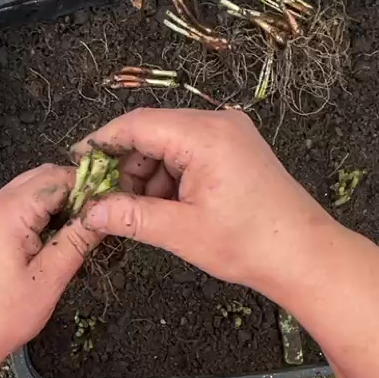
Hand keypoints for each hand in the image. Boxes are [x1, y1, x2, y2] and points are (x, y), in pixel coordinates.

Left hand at [0, 163, 100, 372]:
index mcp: (10, 211)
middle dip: (75, 192)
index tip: (111, 205)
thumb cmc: (1, 315)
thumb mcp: (50, 277)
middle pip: (45, 177)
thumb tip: (102, 214)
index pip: (59, 176)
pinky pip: (21, 208)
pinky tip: (57, 239)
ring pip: (33, 191)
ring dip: (60, 204)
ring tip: (81, 231)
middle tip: (100, 219)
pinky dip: (43, 215)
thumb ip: (78, 239)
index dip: (89, 187)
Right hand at [73, 108, 342, 297]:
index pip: (137, 123)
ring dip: (145, 177)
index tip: (76, 164)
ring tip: (140, 215)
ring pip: (167, 146)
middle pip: (151, 132)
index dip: (102, 143)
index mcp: (204, 135)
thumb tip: (90, 213)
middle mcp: (217, 123)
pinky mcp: (234, 150)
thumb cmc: (248, 243)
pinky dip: (167, 179)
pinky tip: (164, 209)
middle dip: (124, 167)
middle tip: (107, 204)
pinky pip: (187, 155)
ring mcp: (228, 134)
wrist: (302, 254)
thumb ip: (130, 217)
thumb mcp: (180, 232)